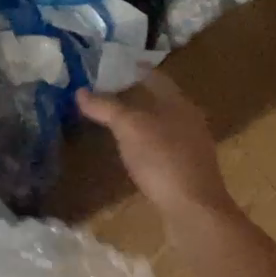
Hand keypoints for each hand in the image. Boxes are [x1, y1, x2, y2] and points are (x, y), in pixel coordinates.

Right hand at [77, 72, 236, 223]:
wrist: (195, 212)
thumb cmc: (162, 158)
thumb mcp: (128, 127)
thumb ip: (105, 107)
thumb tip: (79, 91)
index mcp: (179, 103)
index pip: (156, 77)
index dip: (137, 69)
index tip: (116, 64)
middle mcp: (190, 121)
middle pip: (161, 100)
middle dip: (138, 94)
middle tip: (109, 89)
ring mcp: (192, 148)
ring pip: (163, 124)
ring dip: (142, 120)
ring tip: (116, 119)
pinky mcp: (189, 172)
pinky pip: (164, 146)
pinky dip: (147, 142)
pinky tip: (133, 151)